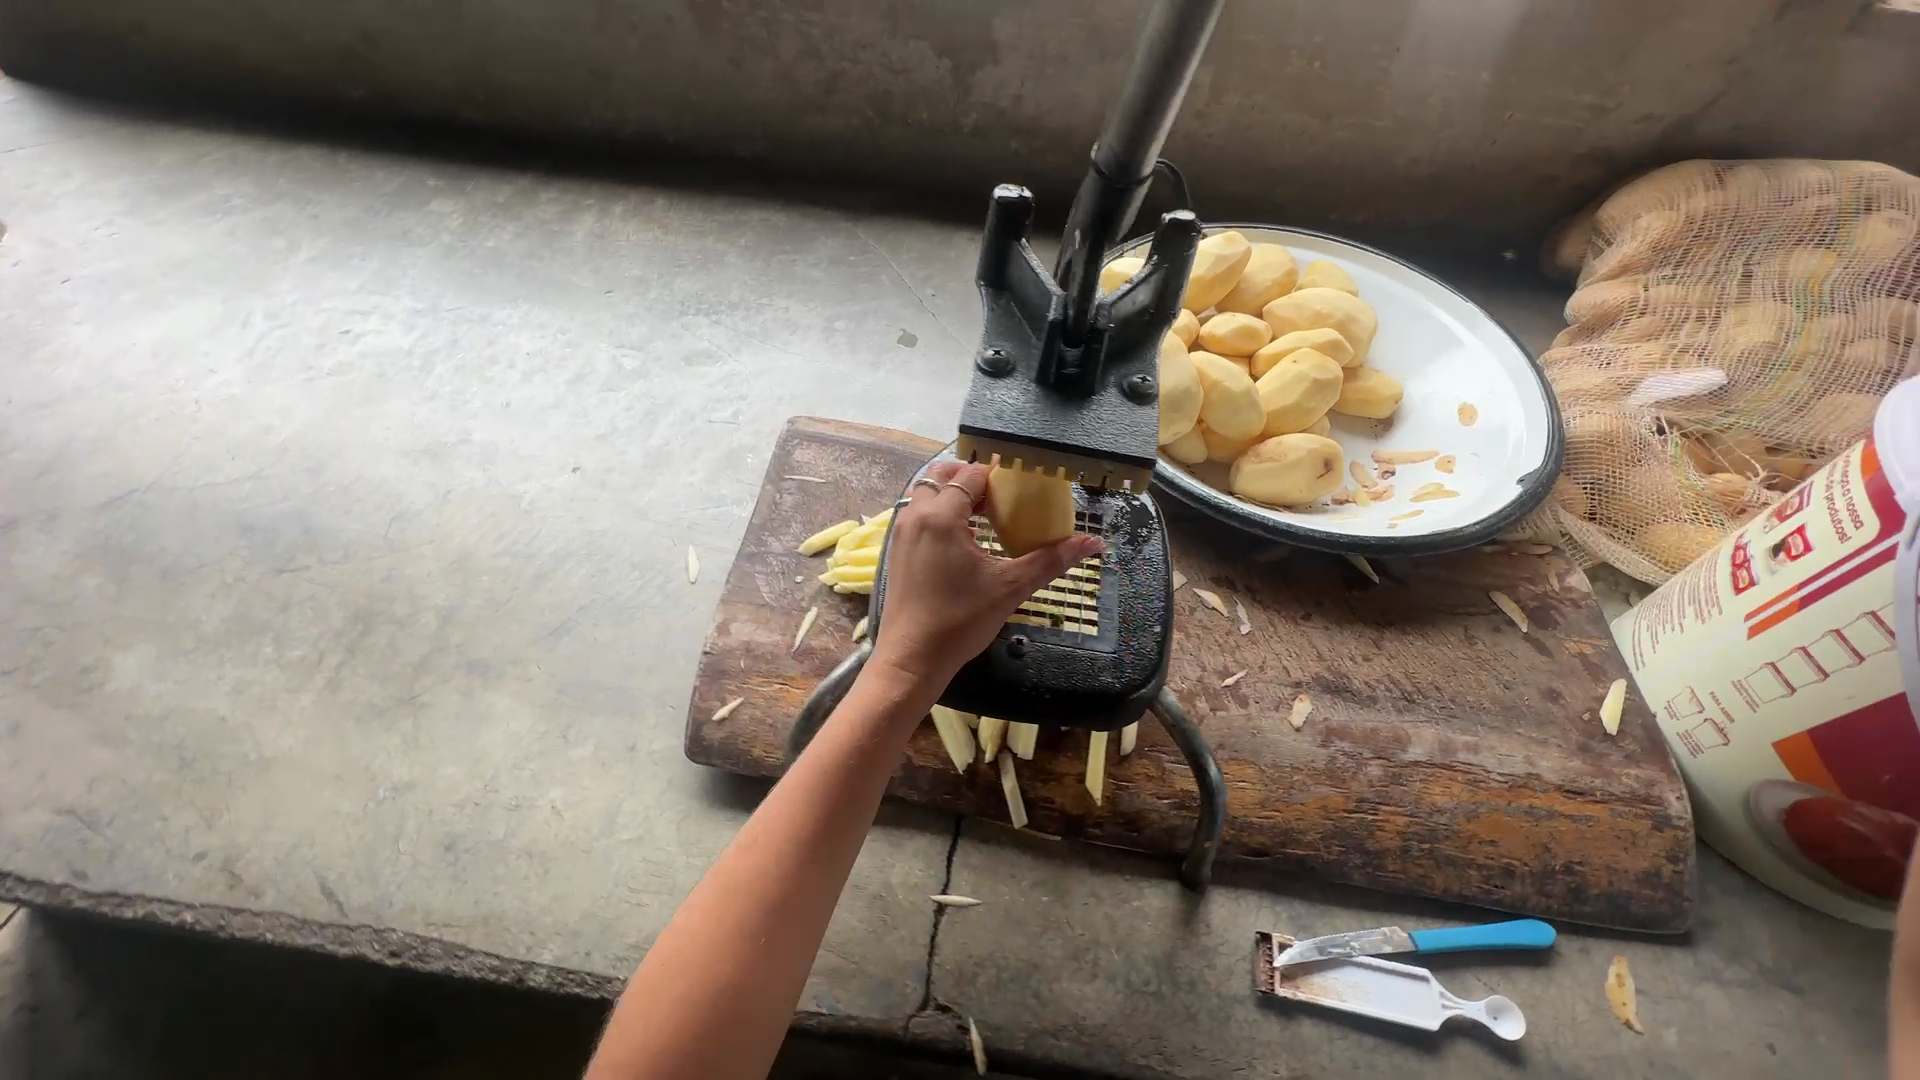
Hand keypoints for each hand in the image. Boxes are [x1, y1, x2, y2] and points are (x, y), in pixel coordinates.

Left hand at [867, 462, 1100, 695]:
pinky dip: (938, 513)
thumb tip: (1092, 543)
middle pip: (940, 476)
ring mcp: (901, 534)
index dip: (996, 473)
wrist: (913, 658)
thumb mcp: (1011, 587)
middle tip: (1000, 493)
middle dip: (970, 478)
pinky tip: (963, 538)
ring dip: (952, 494)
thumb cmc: (960, 621)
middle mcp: (915, 517)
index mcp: (941, 517)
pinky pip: (917, 516)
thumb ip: (1050, 560)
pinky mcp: (897, 551)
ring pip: (925, 495)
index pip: (970, 476)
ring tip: (984, 512)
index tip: (1021, 481)